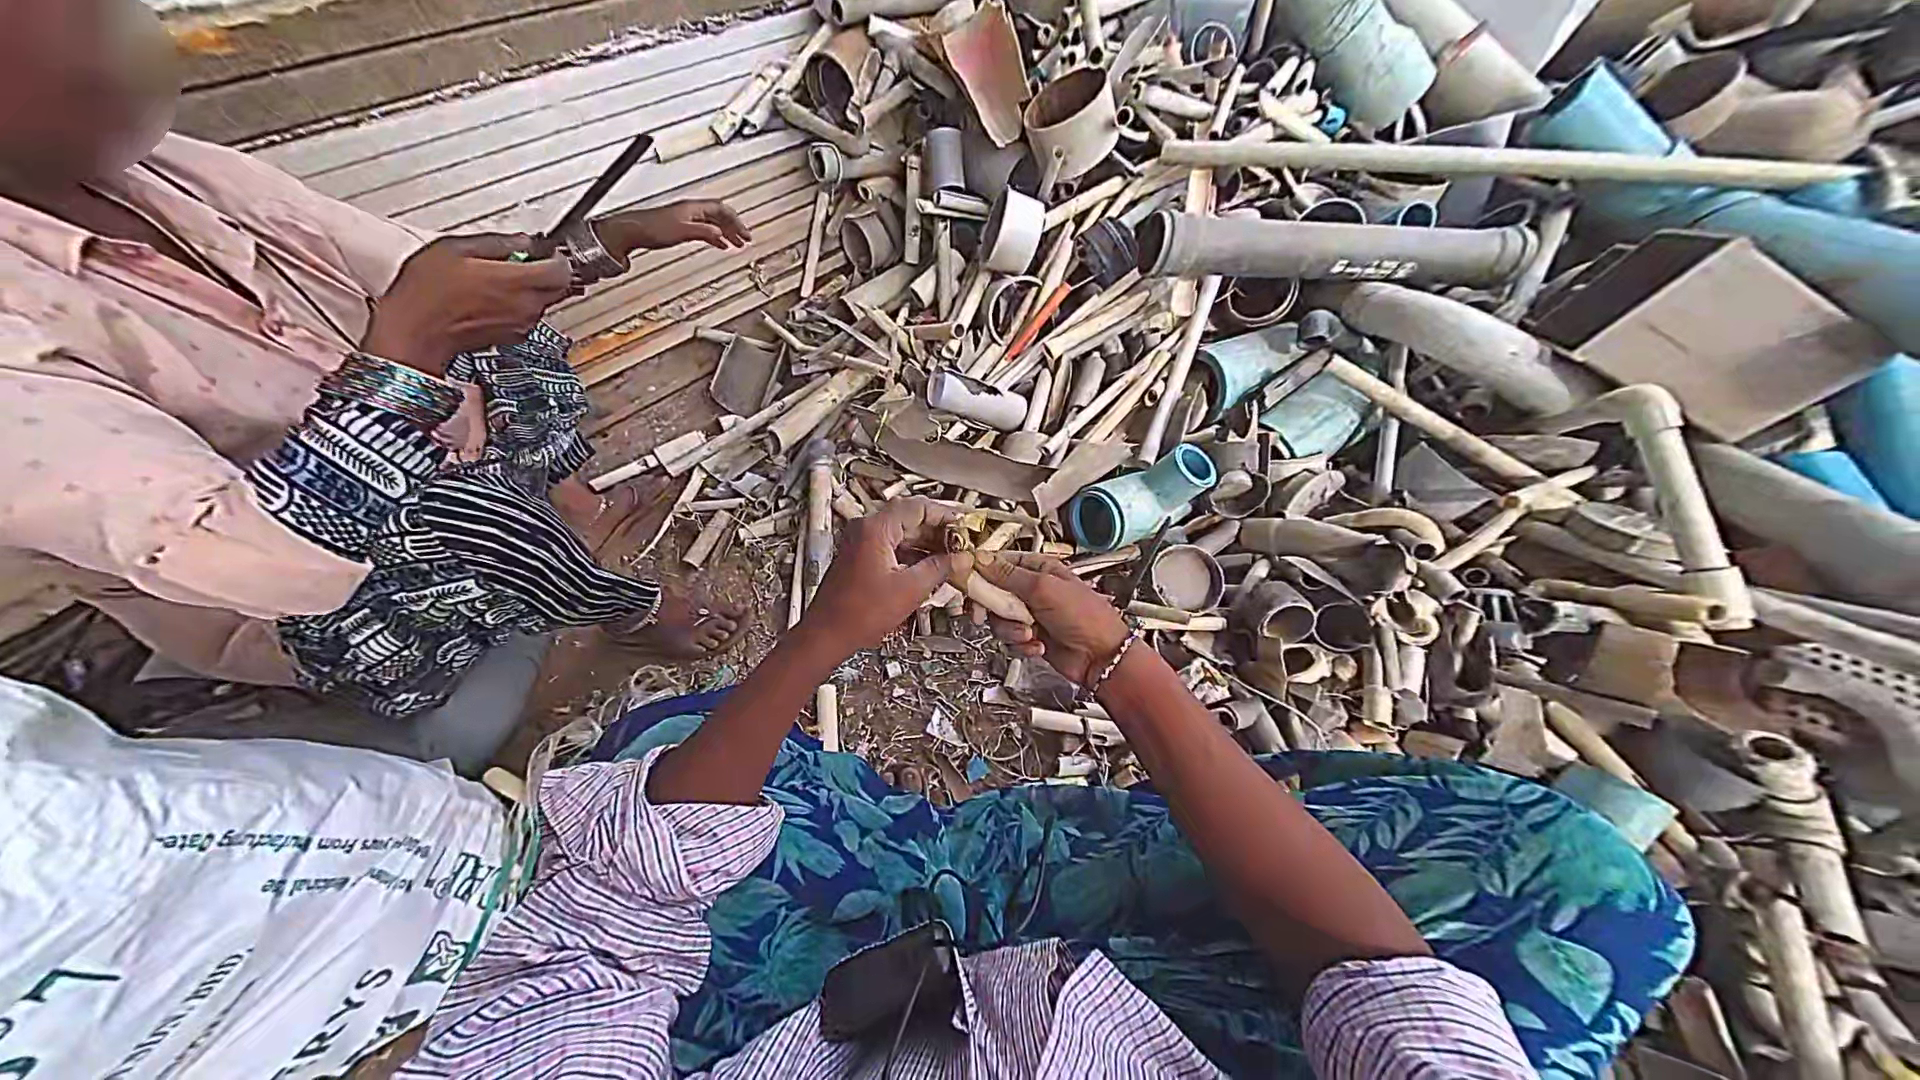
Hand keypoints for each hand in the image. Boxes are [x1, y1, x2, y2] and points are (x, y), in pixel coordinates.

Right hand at [362, 234, 572, 376]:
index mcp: (517, 282)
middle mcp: (528, 306)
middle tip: (528, 262)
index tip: (548, 252)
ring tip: (501, 279)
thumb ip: (497, 243)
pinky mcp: (516, 336)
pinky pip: (529, 316)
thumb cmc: (429, 291)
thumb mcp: (455, 249)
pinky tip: (494, 297)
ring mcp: (524, 324)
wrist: (418, 330)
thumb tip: (521, 241)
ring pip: (544, 302)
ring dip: (532, 289)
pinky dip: (520, 305)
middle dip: (548, 273)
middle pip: (558, 288)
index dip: (557, 258)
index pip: (561, 271)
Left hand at [597, 200, 751, 256]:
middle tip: (746, 239)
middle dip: (735, 227)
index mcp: (693, 208)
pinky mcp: (682, 226)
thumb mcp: (682, 232)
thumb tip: (720, 234)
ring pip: (714, 222)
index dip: (736, 221)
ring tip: (737, 243)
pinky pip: (706, 229)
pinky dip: (716, 236)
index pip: (722, 209)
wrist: (632, 231)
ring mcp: (687, 218)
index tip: (746, 233)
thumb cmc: (652, 228)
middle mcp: (691, 210)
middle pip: (720, 215)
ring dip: (727, 232)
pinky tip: (720, 244)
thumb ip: (703, 232)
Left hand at [801, 497, 963, 657]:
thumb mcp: (910, 589)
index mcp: (875, 529)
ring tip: (950, 559)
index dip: (945, 516)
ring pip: (902, 534)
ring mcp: (861, 543)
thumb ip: (939, 568)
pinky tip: (929, 569)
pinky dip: (912, 555)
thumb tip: (960, 558)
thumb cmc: (859, 614)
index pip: (918, 507)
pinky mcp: (860, 558)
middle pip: (909, 518)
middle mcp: (866, 530)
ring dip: (926, 545)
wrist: (827, 634)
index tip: (963, 527)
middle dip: (938, 532)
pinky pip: (892, 548)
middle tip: (961, 545)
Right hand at [973, 553, 1131, 685]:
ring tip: (1030, 632)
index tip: (969, 583)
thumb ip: (1008, 575)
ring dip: (1011, 629)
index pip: (998, 563)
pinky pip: (1009, 639)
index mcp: (1038, 569)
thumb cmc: (1086, 617)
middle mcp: (1032, 590)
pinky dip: (1021, 645)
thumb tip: (981, 559)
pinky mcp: (1030, 636)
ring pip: (998, 619)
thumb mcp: (1043, 589)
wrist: (1102, 657)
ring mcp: (1031, 614)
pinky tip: (1038, 645)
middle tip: (997, 613)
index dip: (981, 573)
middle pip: (993, 593)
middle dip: (995, 607)